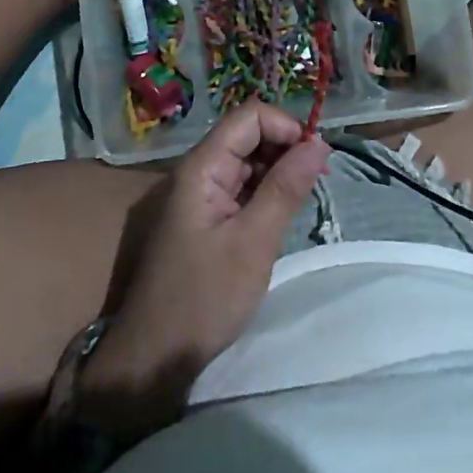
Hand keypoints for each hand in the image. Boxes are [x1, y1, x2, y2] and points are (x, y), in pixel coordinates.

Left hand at [79, 104, 330, 437]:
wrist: (154, 355)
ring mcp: (199, 196)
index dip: (285, 127)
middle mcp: (197, 172)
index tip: (316, 158)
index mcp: (201, 168)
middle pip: (247, 136)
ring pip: (246, 162)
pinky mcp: (204, 218)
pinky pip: (239, 189)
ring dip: (278, 171)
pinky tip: (282, 214)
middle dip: (285, 148)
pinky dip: (265, 193)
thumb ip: (285, 188)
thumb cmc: (205, 298)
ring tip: (304, 198)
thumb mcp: (254, 241)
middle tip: (317, 181)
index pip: (249, 117)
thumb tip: (319, 142)